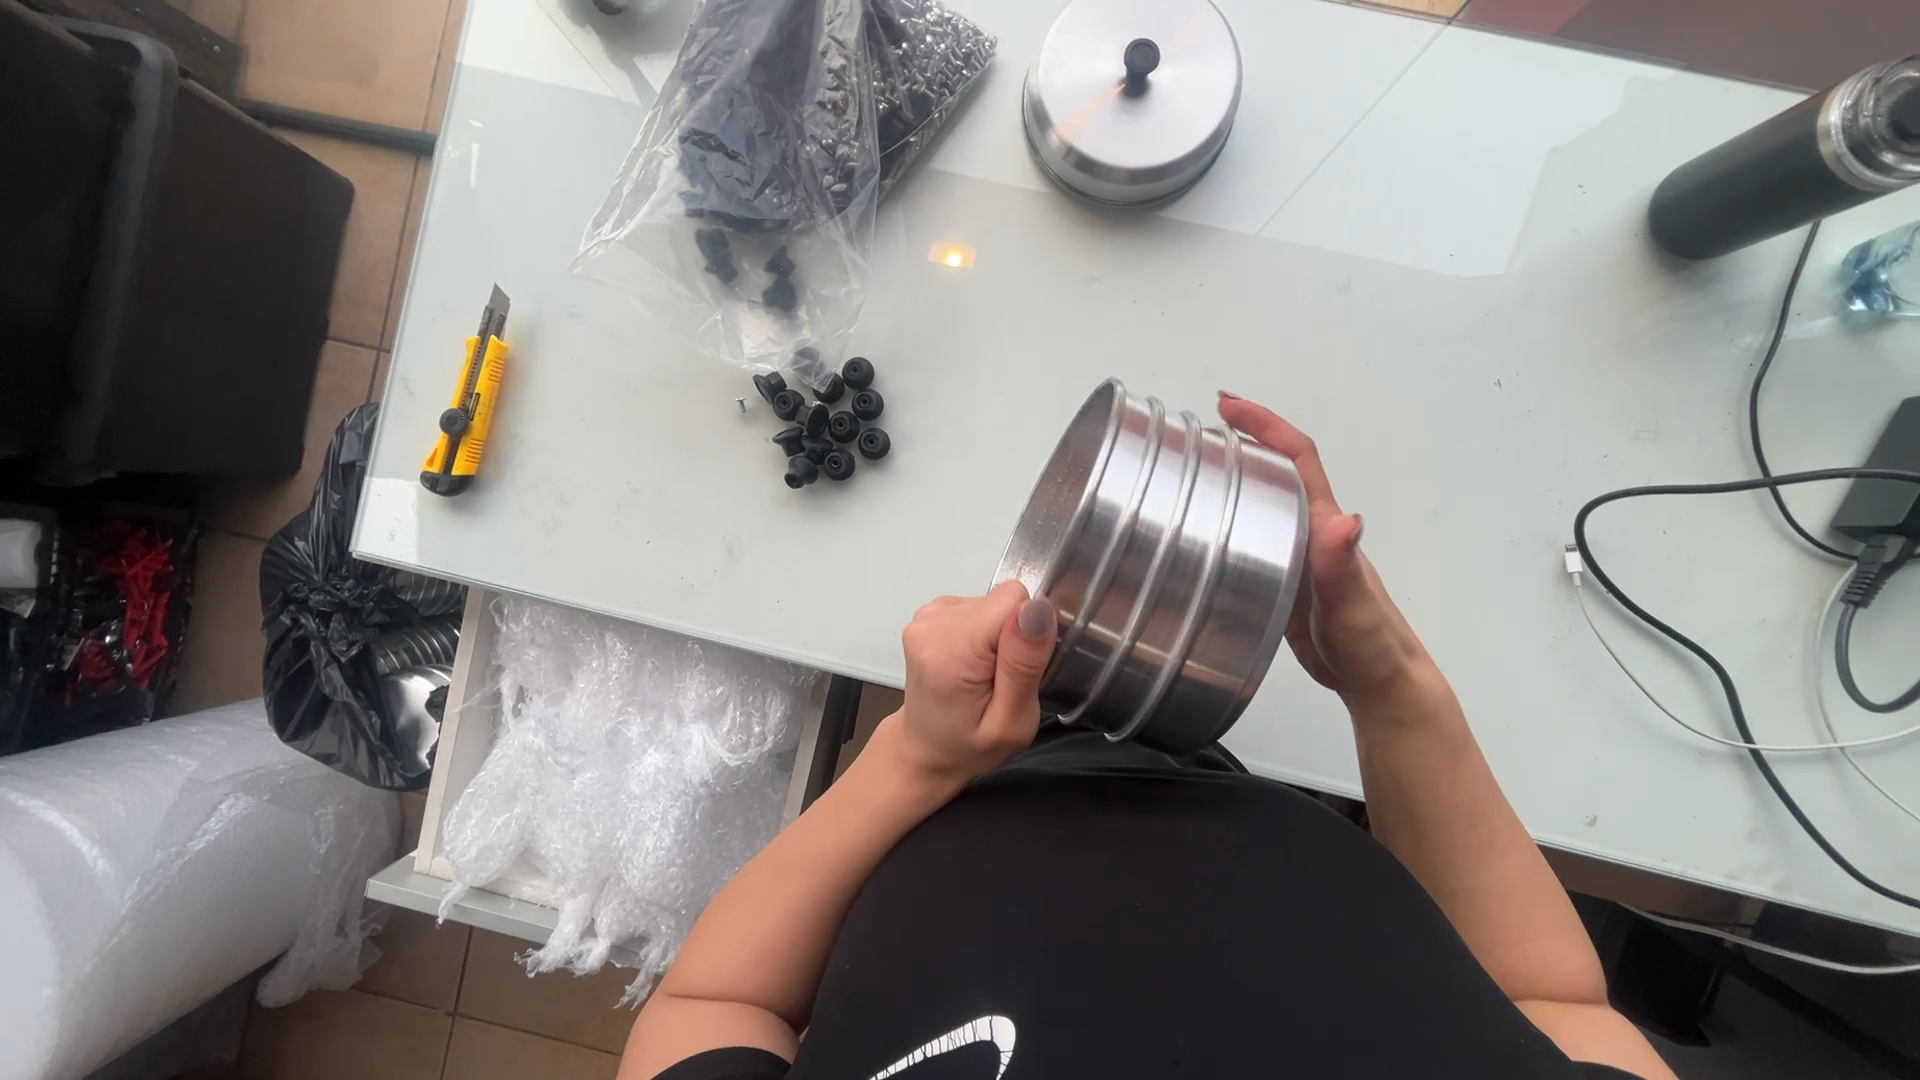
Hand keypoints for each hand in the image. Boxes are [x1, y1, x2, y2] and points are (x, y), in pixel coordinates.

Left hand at [893, 582, 1058, 784]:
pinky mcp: (931, 613)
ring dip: (998, 635)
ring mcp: (928, 616)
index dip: (1029, 633)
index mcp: (950, 651)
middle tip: (1002, 680)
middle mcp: (933, 624)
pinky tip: (973, 663)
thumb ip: (1024, 664)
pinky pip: (979, 607)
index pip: (1014, 600)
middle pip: (1003, 601)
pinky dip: (984, 632)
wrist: (925, 749)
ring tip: (985, 675)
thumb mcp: (1011, 724)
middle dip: (1013, 637)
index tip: (1018, 670)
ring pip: (993, 603)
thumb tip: (1039, 609)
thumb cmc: (969, 746)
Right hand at [1217, 393, 1429, 701]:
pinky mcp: (1280, 581)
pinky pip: (1251, 537)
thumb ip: (1343, 568)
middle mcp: (1306, 531)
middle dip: (1240, 439)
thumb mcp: (1353, 606)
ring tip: (1185, 471)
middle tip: (1190, 432)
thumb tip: (1346, 521)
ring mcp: (1293, 555)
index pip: (1296, 459)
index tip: (1227, 405)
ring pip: (1260, 502)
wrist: (1375, 681)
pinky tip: (1198, 532)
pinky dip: (1225, 521)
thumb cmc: (1368, 643)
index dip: (1265, 424)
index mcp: (1321, 525)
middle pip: (1274, 470)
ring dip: (1230, 476)